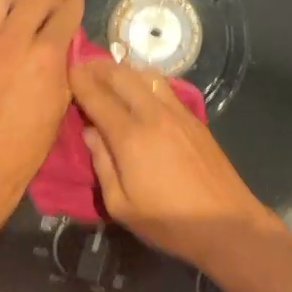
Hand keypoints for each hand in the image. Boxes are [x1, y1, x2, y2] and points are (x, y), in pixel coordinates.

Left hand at [0, 0, 83, 219]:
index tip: (76, 4)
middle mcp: (13, 39)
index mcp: (44, 56)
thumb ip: (66, 65)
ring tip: (19, 11)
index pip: (65, 14)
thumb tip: (68, 43)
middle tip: (52, 9)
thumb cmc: (29, 140)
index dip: (75, 6)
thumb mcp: (61, 102)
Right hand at [68, 58, 282, 270]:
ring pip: (146, 75)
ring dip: (124, 70)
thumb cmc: (169, 223)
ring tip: (108, 75)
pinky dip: (145, 81)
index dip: (77, 80)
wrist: (226, 223)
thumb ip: (102, 164)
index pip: (97, 96)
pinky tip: (139, 90)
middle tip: (81, 67)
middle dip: (98, 67)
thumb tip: (90, 132)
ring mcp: (178, 114)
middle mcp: (154, 115)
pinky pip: (164, 88)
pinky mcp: (195, 120)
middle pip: (122, 75)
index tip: (64, 70)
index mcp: (130, 137)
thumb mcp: (121, 205)